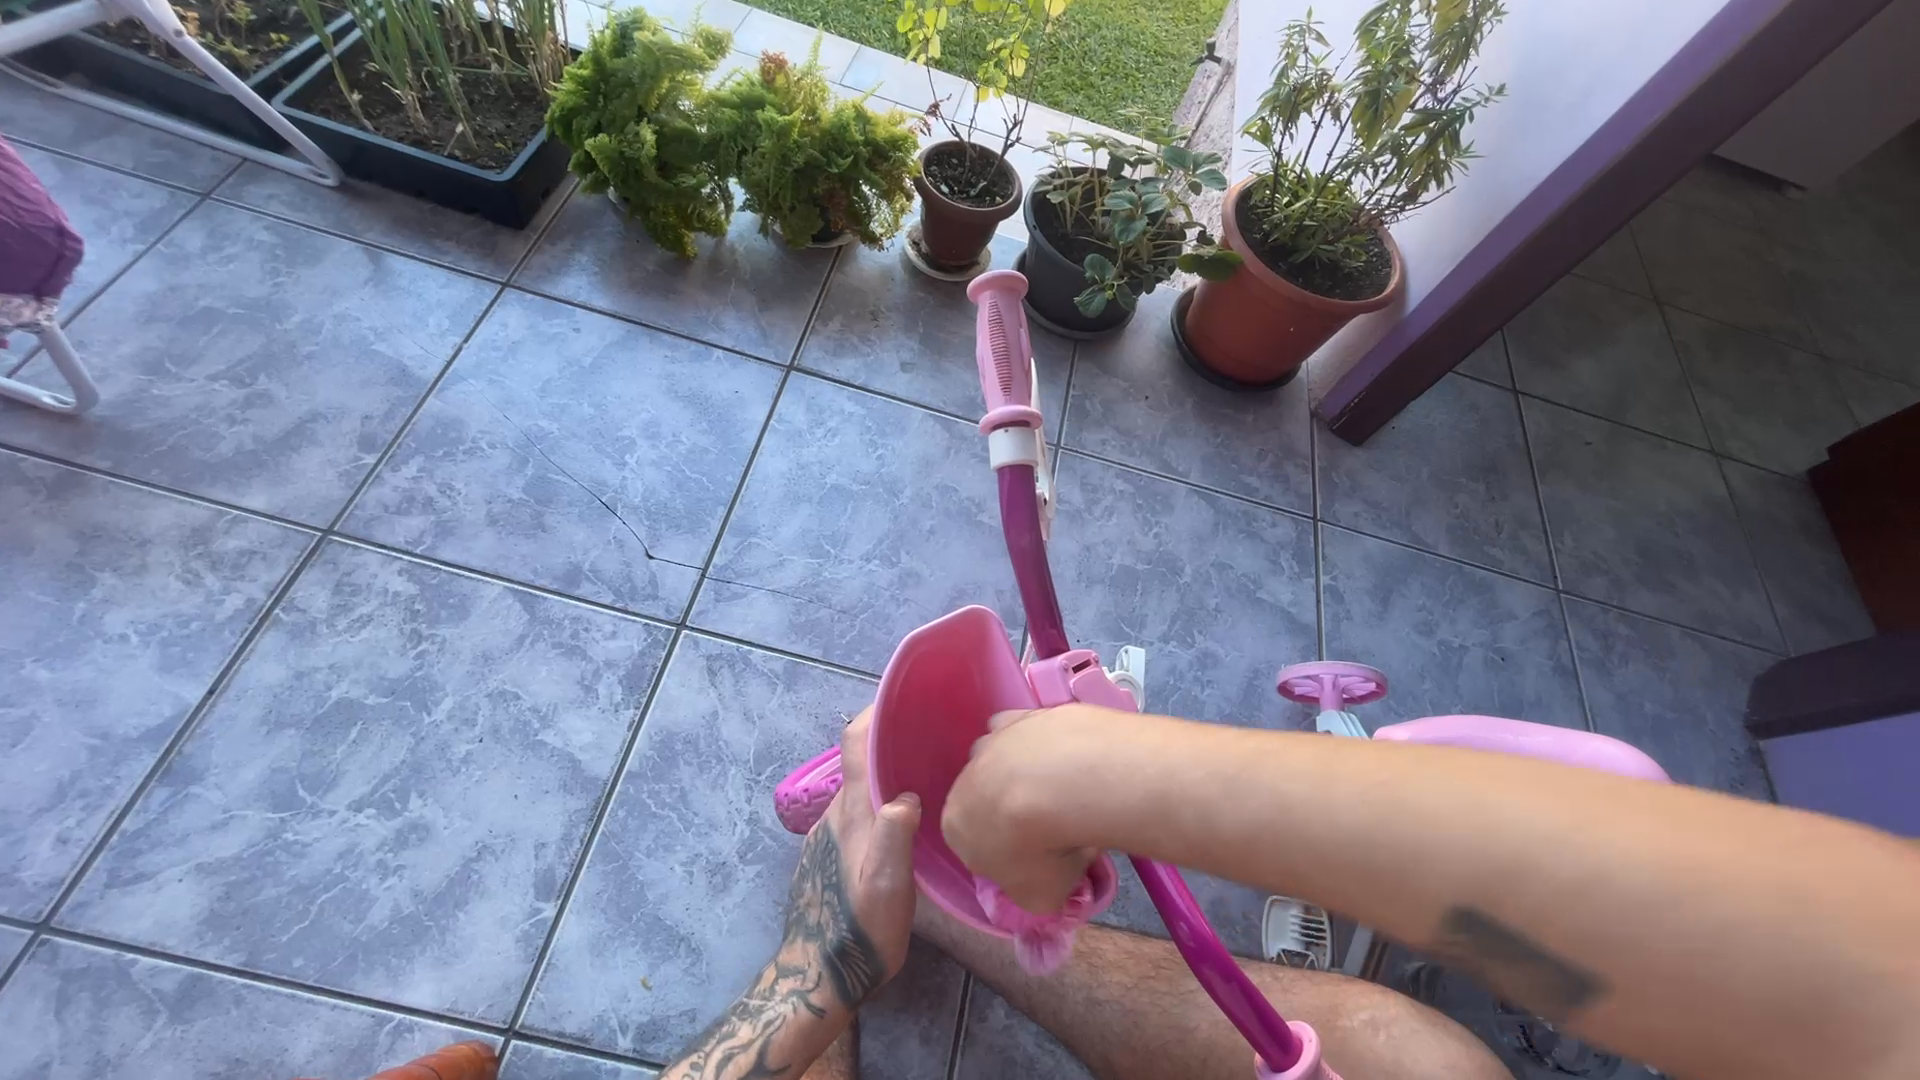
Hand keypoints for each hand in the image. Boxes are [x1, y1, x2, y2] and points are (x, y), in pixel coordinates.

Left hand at [779, 706, 920, 1010]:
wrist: (818, 975)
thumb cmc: (860, 929)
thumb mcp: (890, 886)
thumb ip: (896, 836)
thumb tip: (906, 793)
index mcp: (852, 811)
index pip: (855, 742)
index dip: (875, 713)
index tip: (905, 699)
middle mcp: (835, 813)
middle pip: (859, 760)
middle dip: (890, 743)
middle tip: (932, 740)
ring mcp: (827, 833)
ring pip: (858, 788)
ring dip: (885, 775)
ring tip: (925, 778)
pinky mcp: (827, 853)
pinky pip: (855, 812)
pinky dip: (877, 802)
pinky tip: (901, 822)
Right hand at [941, 704, 1133, 913]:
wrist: (1063, 782)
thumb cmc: (1041, 849)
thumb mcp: (1039, 897)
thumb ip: (1032, 893)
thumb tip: (1043, 880)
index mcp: (955, 825)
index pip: (978, 846)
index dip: (1011, 857)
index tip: (1042, 861)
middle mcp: (965, 778)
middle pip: (990, 798)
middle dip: (1016, 811)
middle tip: (1059, 829)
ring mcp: (993, 741)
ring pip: (1008, 761)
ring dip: (1031, 775)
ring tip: (1072, 794)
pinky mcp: (1023, 714)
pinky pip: (1031, 731)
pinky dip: (1046, 743)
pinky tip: (1073, 758)